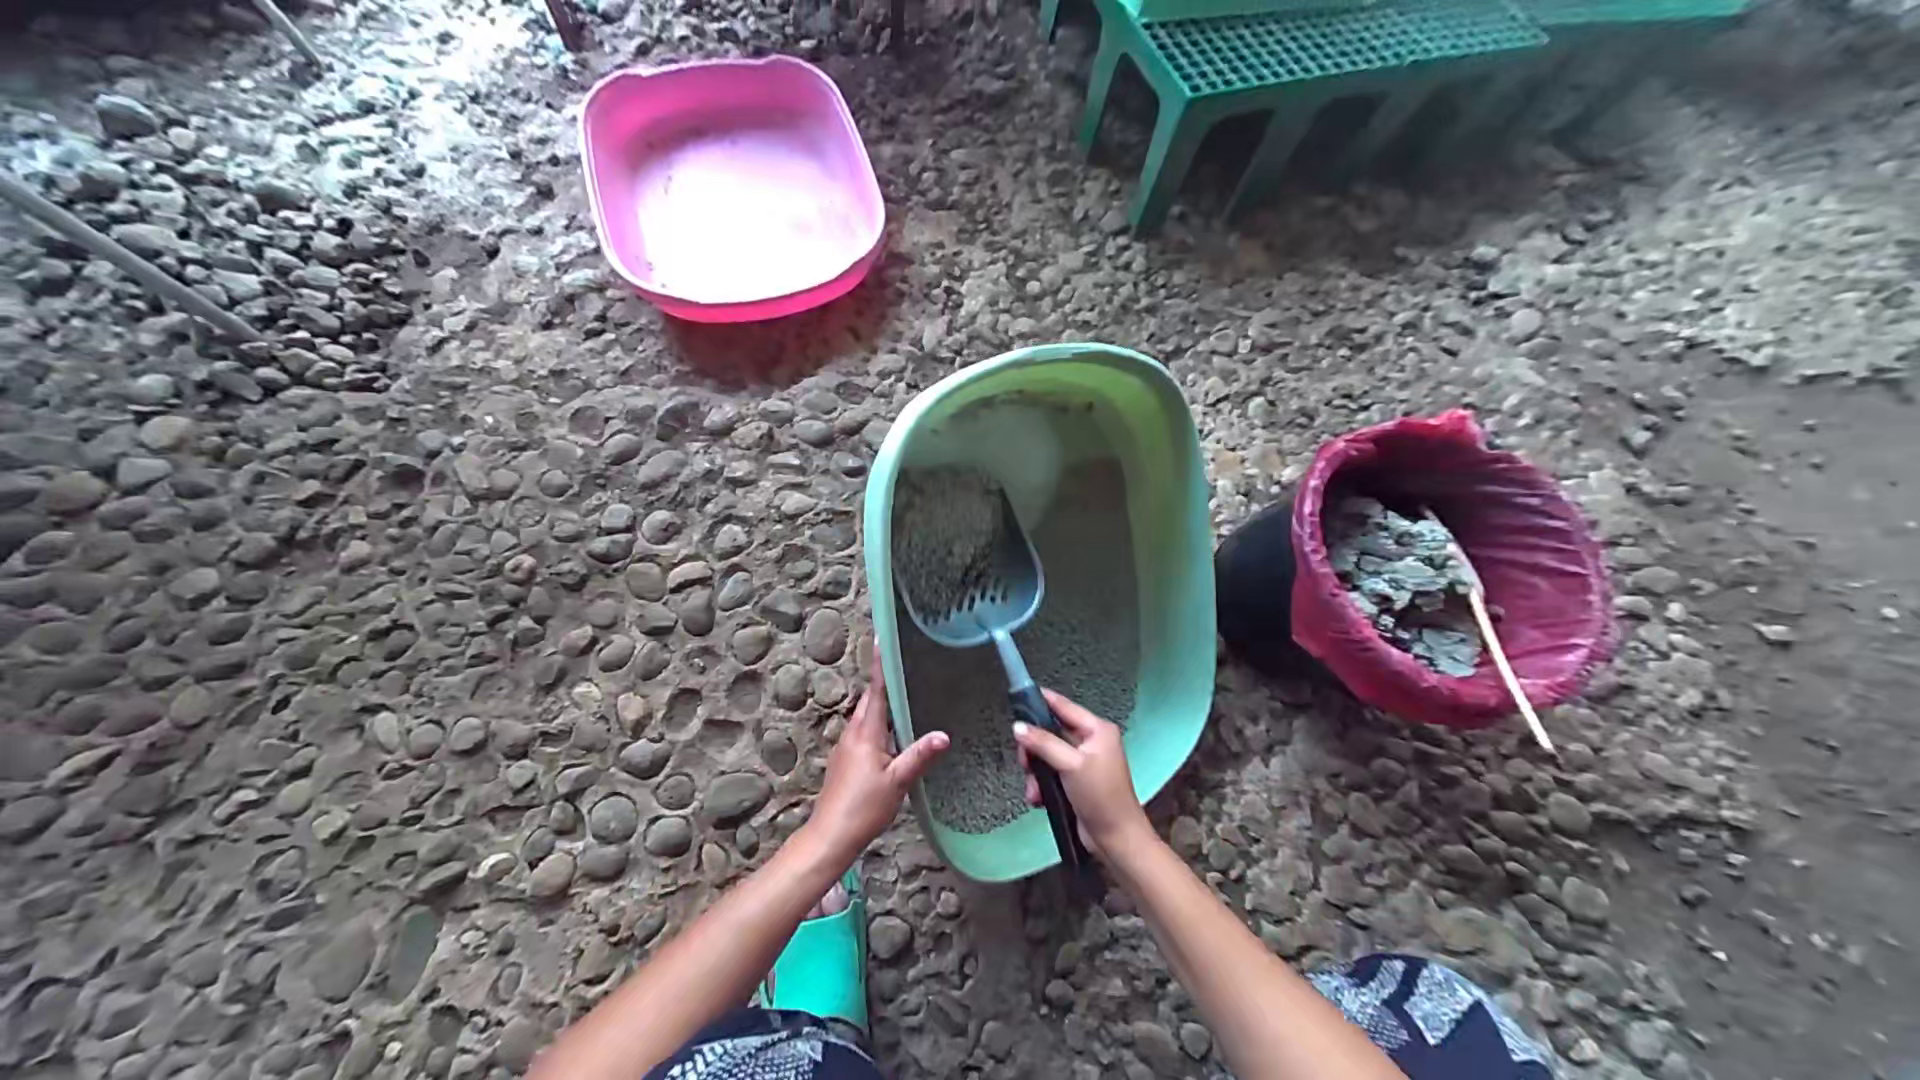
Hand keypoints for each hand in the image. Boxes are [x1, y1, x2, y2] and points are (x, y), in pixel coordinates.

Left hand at [807, 646, 948, 859]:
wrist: (830, 836)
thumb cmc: (863, 808)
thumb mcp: (897, 782)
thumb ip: (919, 756)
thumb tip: (944, 734)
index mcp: (865, 732)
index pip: (875, 690)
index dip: (880, 664)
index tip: (882, 638)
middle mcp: (853, 733)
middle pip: (870, 700)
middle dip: (884, 680)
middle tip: (903, 661)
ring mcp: (847, 747)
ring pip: (867, 715)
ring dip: (882, 702)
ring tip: (904, 690)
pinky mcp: (847, 760)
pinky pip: (865, 730)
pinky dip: (879, 721)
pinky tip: (893, 730)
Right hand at [1013, 689, 1151, 857]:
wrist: (1116, 839)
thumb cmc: (1100, 796)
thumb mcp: (1071, 765)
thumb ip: (1043, 743)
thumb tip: (1018, 726)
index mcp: (1097, 730)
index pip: (1063, 706)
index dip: (1041, 700)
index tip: (1018, 696)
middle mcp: (1090, 741)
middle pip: (1050, 731)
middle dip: (1034, 747)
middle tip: (1025, 761)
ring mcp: (1082, 762)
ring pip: (1046, 754)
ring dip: (1036, 771)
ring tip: (1034, 788)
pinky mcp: (1074, 781)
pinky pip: (1050, 772)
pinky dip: (1041, 783)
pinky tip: (1038, 797)